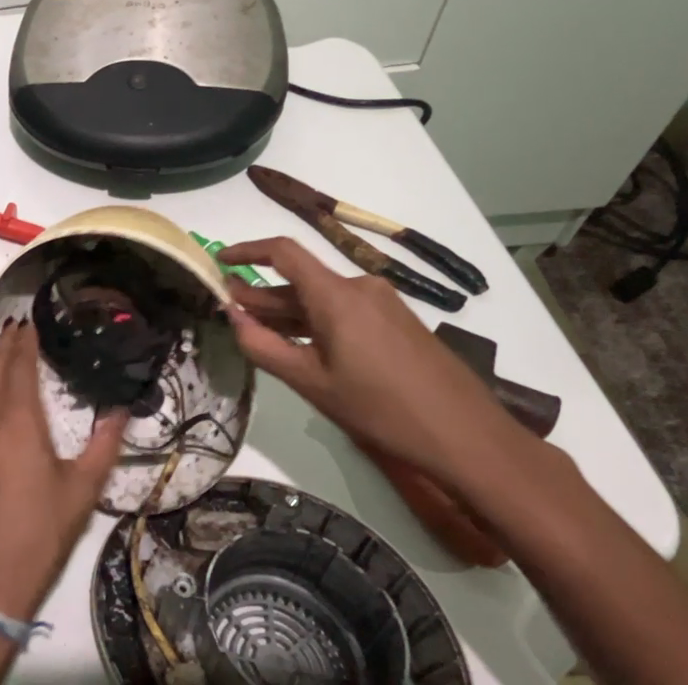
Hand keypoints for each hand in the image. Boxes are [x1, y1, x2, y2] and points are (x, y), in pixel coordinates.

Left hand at [0, 319, 128, 620]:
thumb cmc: (39, 532)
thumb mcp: (82, 492)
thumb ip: (103, 447)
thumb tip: (121, 411)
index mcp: (18, 420)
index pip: (19, 366)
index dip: (26, 341)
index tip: (35, 318)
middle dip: (7, 344)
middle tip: (22, 324)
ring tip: (9, 347)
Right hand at [217, 237, 529, 482]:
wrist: (468, 437)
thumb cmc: (382, 409)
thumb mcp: (312, 383)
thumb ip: (263, 346)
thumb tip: (231, 316)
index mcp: (336, 295)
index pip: (282, 252)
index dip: (247, 251)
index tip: (220, 261)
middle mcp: (360, 288)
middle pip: (300, 279)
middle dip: (262, 293)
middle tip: (229, 309)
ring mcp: (383, 304)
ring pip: (322, 298)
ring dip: (288, 311)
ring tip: (257, 329)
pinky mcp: (398, 323)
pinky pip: (345, 311)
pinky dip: (315, 321)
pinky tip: (301, 346)